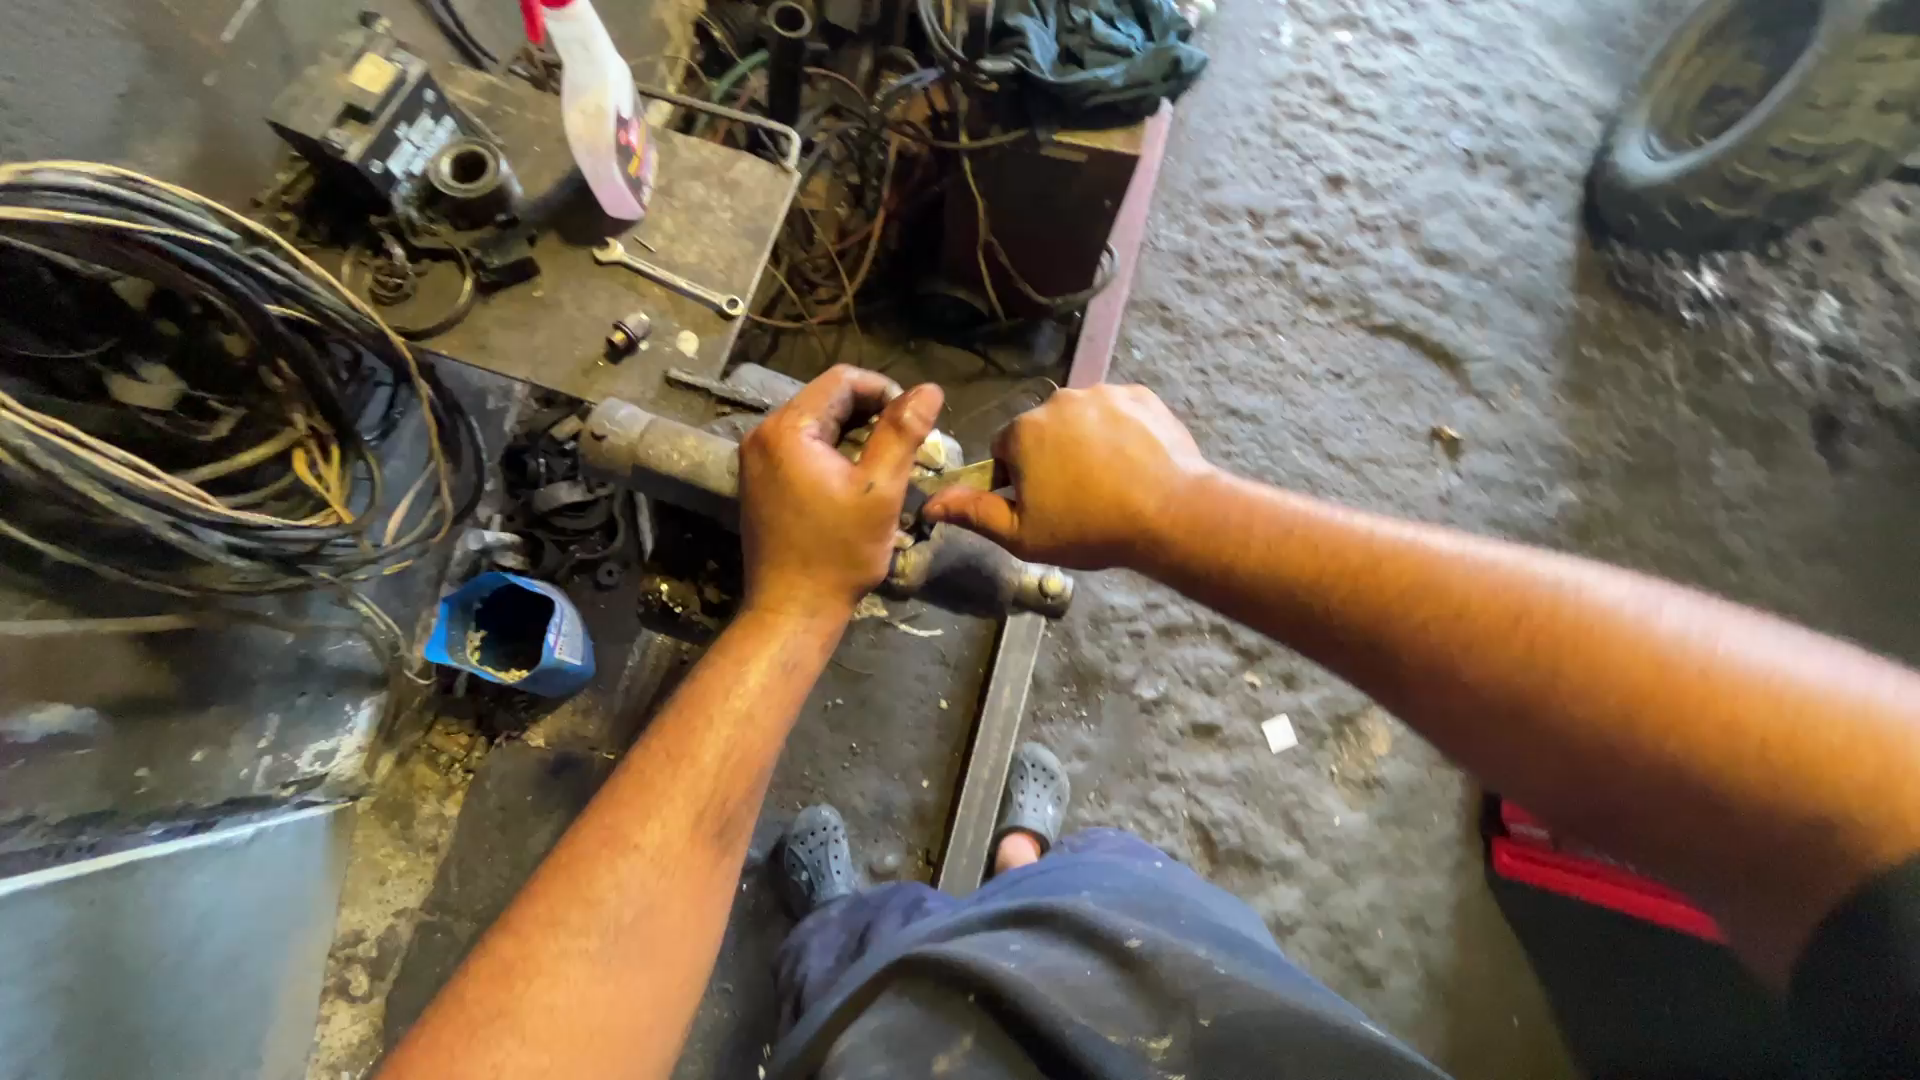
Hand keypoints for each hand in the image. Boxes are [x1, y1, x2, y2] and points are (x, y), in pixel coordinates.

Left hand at [738, 365, 943, 618]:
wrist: (793, 607)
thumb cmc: (839, 553)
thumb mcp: (881, 490)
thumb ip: (903, 433)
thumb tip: (930, 390)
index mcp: (788, 429)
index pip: (842, 380)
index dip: (884, 390)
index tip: (913, 420)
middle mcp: (763, 434)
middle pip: (826, 399)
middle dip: (871, 413)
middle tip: (905, 444)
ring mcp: (757, 458)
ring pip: (816, 423)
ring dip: (854, 433)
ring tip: (886, 462)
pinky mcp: (760, 480)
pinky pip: (802, 448)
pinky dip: (833, 452)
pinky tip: (857, 478)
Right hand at [922, 384, 1210, 570]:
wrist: (1169, 513)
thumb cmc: (1089, 527)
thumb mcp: (1022, 534)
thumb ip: (974, 514)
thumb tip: (930, 505)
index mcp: (1023, 430)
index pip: (1005, 450)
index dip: (1018, 480)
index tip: (1043, 504)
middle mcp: (1058, 400)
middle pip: (1041, 430)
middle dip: (1051, 457)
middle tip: (1078, 497)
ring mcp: (1102, 393)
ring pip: (1080, 419)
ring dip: (1085, 442)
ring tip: (1110, 481)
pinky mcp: (1140, 395)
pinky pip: (1117, 412)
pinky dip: (1120, 431)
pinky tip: (1134, 463)